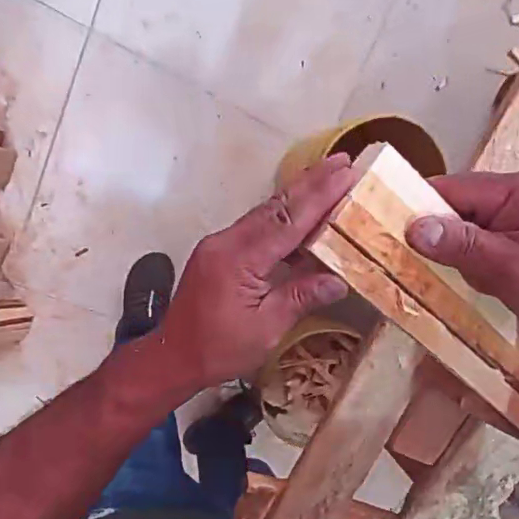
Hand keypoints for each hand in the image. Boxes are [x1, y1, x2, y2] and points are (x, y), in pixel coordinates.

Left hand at [151, 154, 356, 389]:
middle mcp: (226, 243)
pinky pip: (255, 227)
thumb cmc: (218, 350)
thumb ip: (300, 299)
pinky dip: (282, 217)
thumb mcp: (265, 330)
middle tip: (344, 161)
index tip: (346, 173)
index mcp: (238, 260)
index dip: (319, 196)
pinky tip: (301, 212)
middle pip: (275, 207)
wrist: (172, 357)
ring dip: (297, 196)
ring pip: (264, 214)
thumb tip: (338, 280)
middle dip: (311, 183)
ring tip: (330, 177)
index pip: (287, 221)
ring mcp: (219, 245)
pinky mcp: (218, 253)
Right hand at [405, 171, 518, 351]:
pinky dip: (488, 262)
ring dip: (469, 255)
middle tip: (437, 269)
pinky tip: (497, 285)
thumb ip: (461, 245)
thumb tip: (414, 226)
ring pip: (480, 228)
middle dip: (447, 239)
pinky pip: (499, 242)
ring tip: (480, 282)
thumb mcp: (508, 268)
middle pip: (464, 207)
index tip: (393, 234)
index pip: (452, 189)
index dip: (420, 209)